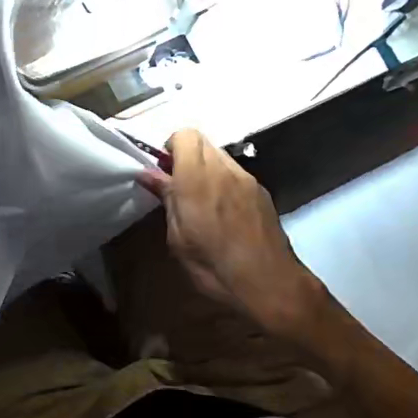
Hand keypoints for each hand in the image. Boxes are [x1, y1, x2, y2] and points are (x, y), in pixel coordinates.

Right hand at [138, 130, 337, 344]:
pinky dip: (223, 179)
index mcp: (197, 179)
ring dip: (205, 166)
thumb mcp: (179, 238)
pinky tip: (222, 210)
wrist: (269, 282)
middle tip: (177, 183)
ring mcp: (246, 178)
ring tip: (200, 199)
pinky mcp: (261, 191)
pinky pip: (235, 172)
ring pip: (220, 155)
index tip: (164, 169)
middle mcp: (223, 170)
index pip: (184, 135)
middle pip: (202, 141)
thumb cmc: (214, 266)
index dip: (171, 146)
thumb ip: (166, 198)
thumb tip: (149, 174)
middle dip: (186, 155)